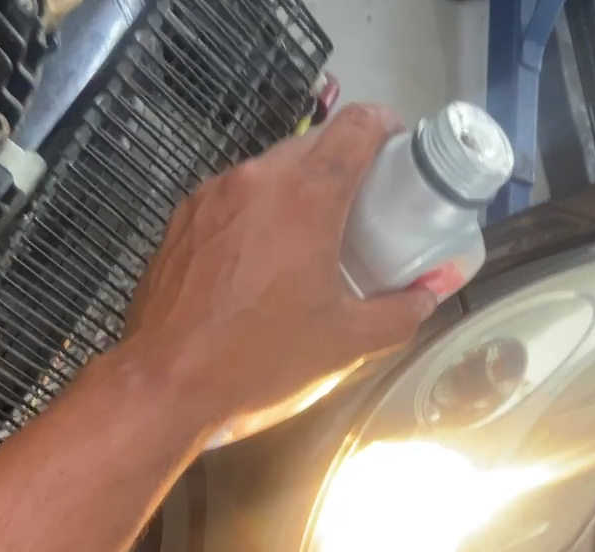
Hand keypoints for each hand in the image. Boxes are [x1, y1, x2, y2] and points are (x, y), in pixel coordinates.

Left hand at [121, 104, 437, 432]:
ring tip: (297, 242)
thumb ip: (399, 313)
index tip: (395, 154)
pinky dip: (248, 217)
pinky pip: (226, 202)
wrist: (165, 384)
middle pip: (310, 147)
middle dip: (338, 169)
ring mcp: (208, 198)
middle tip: (352, 213)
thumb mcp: (343, 344)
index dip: (385, 129)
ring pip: (263, 174)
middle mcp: (254, 180)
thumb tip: (429, 294)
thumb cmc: (258, 361)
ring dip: (289, 194)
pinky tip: (247, 263)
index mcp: (305, 196)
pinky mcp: (177, 223)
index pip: (358, 125)